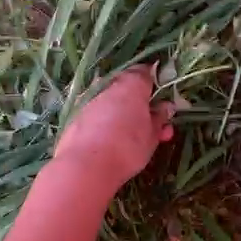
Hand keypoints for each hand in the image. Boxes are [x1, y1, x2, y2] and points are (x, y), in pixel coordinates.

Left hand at [50, 65, 174, 192]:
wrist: (86, 167)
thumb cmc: (127, 148)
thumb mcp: (152, 137)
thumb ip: (159, 120)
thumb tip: (165, 107)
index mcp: (131, 86)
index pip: (145, 73)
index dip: (154, 84)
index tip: (161, 99)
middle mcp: (109, 88)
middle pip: (127, 89)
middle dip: (139, 104)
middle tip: (151, 126)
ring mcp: (89, 102)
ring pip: (111, 104)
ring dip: (122, 116)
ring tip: (130, 140)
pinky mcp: (75, 118)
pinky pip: (96, 117)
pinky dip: (105, 125)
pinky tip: (109, 144)